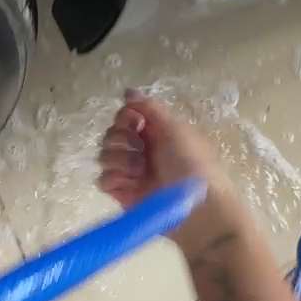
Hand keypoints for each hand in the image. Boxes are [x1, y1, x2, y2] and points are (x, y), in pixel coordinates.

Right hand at [97, 88, 250, 255]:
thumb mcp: (176, 129)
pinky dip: (114, 178)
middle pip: (111, 134)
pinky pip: (103, 179)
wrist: (197, 209)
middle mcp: (141, 150)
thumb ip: (149, 108)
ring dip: (119, 159)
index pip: (125, 116)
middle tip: (139, 148)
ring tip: (139, 171)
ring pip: (104, 155)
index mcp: (155, 132)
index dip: (126, 118)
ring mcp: (130, 173)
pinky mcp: (122, 194)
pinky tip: (131, 183)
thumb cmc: (192, 164)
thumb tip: (127, 91)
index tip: (137, 125)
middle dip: (121, 138)